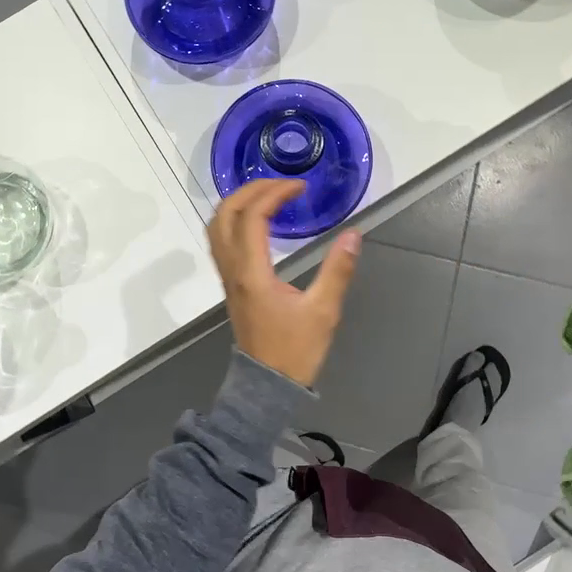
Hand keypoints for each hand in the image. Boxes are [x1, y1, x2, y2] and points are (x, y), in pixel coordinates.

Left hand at [206, 179, 361, 387]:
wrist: (268, 386)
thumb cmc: (295, 351)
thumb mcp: (323, 311)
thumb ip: (337, 271)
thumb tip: (353, 235)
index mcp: (252, 272)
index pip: (252, 217)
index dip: (274, 194)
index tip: (300, 187)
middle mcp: (232, 269)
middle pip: (225, 214)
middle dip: (251, 190)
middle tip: (282, 185)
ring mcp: (227, 277)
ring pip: (217, 227)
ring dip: (239, 203)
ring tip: (269, 195)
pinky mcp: (231, 284)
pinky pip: (222, 241)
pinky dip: (237, 220)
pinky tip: (262, 222)